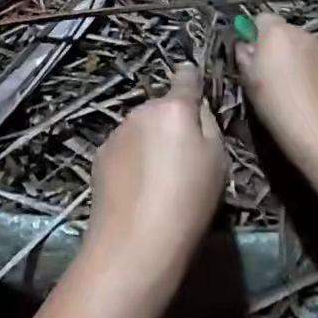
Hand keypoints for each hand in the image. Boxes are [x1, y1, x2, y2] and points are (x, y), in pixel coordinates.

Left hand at [85, 64, 228, 281]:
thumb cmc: (188, 199)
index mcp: (173, 108)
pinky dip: (132, 159)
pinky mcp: (100, 155)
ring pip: (140, 129)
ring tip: (159, 180)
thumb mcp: (217, 161)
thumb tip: (196, 106)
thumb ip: (207, 124)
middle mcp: (140, 111)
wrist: (135, 239)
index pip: (185, 77)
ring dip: (149, 141)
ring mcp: (116, 133)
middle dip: (171, 123)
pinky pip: (124, 148)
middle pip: (162, 108)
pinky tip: (137, 188)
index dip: (193, 80)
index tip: (195, 88)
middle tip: (184, 158)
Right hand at [235, 13, 317, 175]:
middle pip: (285, 32)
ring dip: (298, 59)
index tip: (252, 56)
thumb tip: (245, 45)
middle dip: (278, 47)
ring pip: (306, 47)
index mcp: (277, 34)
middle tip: (272, 75)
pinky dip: (316, 72)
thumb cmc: (278, 107)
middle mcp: (304, 34)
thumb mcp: (249, 83)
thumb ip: (244, 56)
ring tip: (294, 88)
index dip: (254, 34)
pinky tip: (313, 96)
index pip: (262, 18)